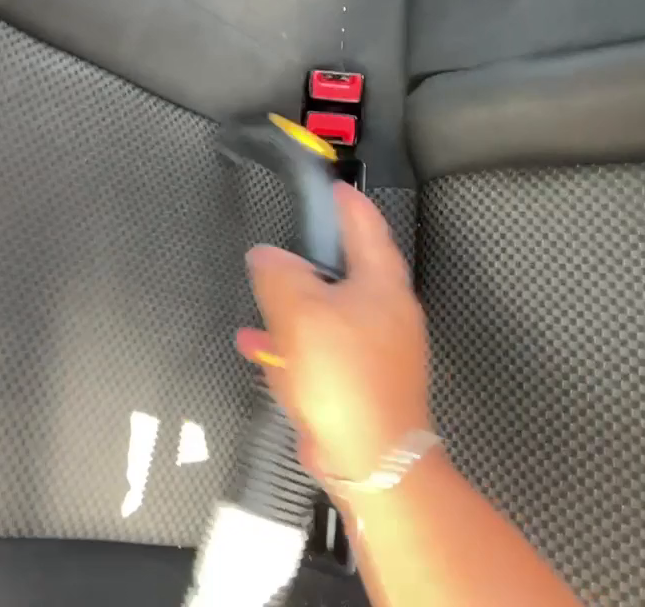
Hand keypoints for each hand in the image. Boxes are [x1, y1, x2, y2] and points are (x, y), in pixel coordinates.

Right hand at [236, 183, 431, 482]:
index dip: (345, 200)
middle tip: (285, 245)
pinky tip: (259, 347)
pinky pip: (320, 347)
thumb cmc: (343, 377)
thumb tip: (266, 254)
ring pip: (327, 309)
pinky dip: (291, 342)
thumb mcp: (300, 311)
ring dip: (293, 304)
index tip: (330, 184)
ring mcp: (375, 348)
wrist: (371, 460)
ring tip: (260, 301)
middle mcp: (385, 312)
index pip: (365, 224)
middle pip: (345, 268)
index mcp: (381, 284)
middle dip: (310, 258)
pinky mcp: (359, 380)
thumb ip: (278, 272)